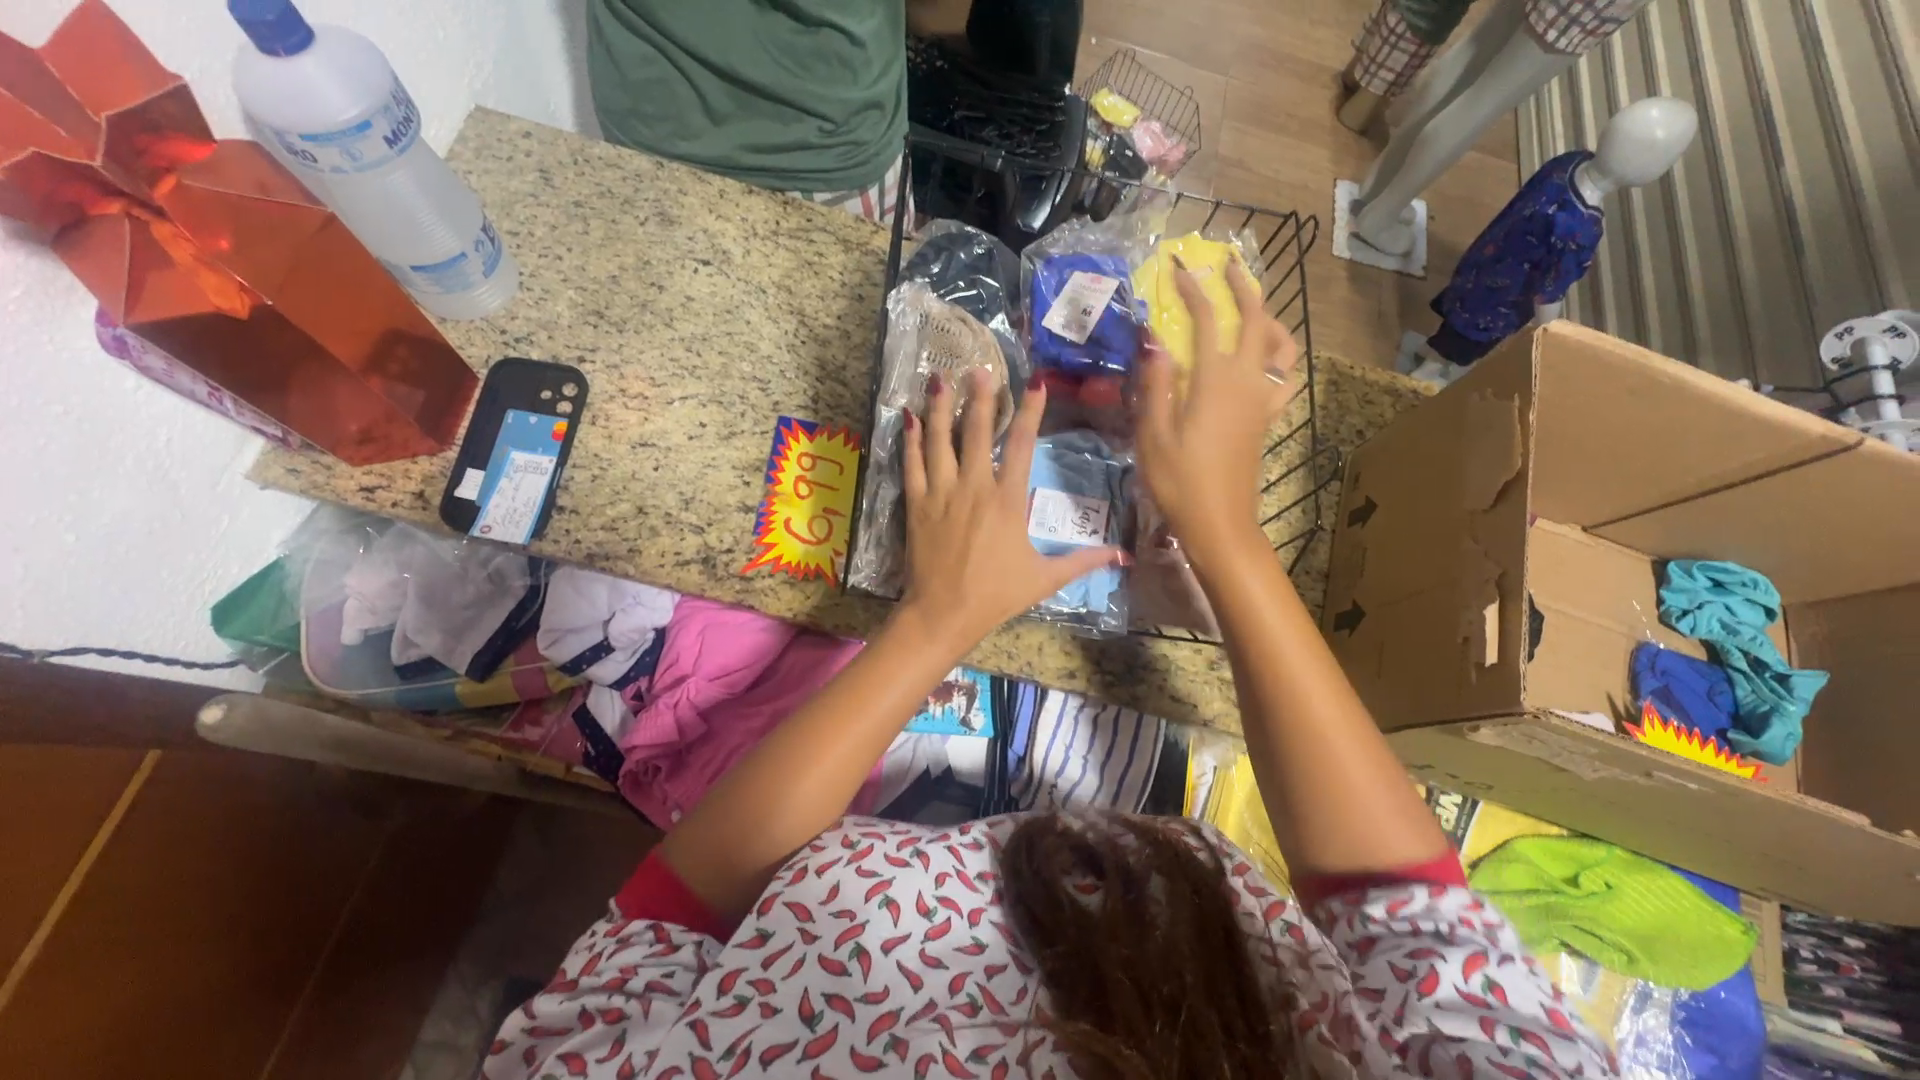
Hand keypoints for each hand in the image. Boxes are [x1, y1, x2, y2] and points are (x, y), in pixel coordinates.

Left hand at [896, 368, 1126, 650]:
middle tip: (978, 367)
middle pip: (977, 430)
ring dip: (940, 407)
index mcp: (1008, 500)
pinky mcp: (916, 504)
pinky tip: (907, 417)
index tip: (1035, 381)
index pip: (1022, 444)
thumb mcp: (1044, 579)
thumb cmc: (996, 595)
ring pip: (940, 440)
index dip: (1030, 410)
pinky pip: (912, 464)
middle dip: (979, 396)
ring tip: (938, 377)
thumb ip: (1082, 561)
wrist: (943, 613)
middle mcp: (974, 486)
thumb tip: (1122, 556)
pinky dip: (909, 440)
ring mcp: (942, 493)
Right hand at [1136, 259, 1301, 565]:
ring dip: (1270, 319)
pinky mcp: (1268, 419)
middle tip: (1228, 266)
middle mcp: (1248, 381)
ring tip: (1253, 310)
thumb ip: (1155, 382)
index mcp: (1216, 380)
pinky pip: (1286, 377)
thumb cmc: (1179, 480)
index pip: (1207, 319)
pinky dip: (1280, 357)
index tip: (1179, 269)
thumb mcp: (1153, 434)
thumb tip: (1153, 338)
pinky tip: (1265, 361)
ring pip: (1282, 346)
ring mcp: (1263, 400)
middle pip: (1256, 319)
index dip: (1194, 289)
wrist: (1218, 522)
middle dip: (1243, 287)